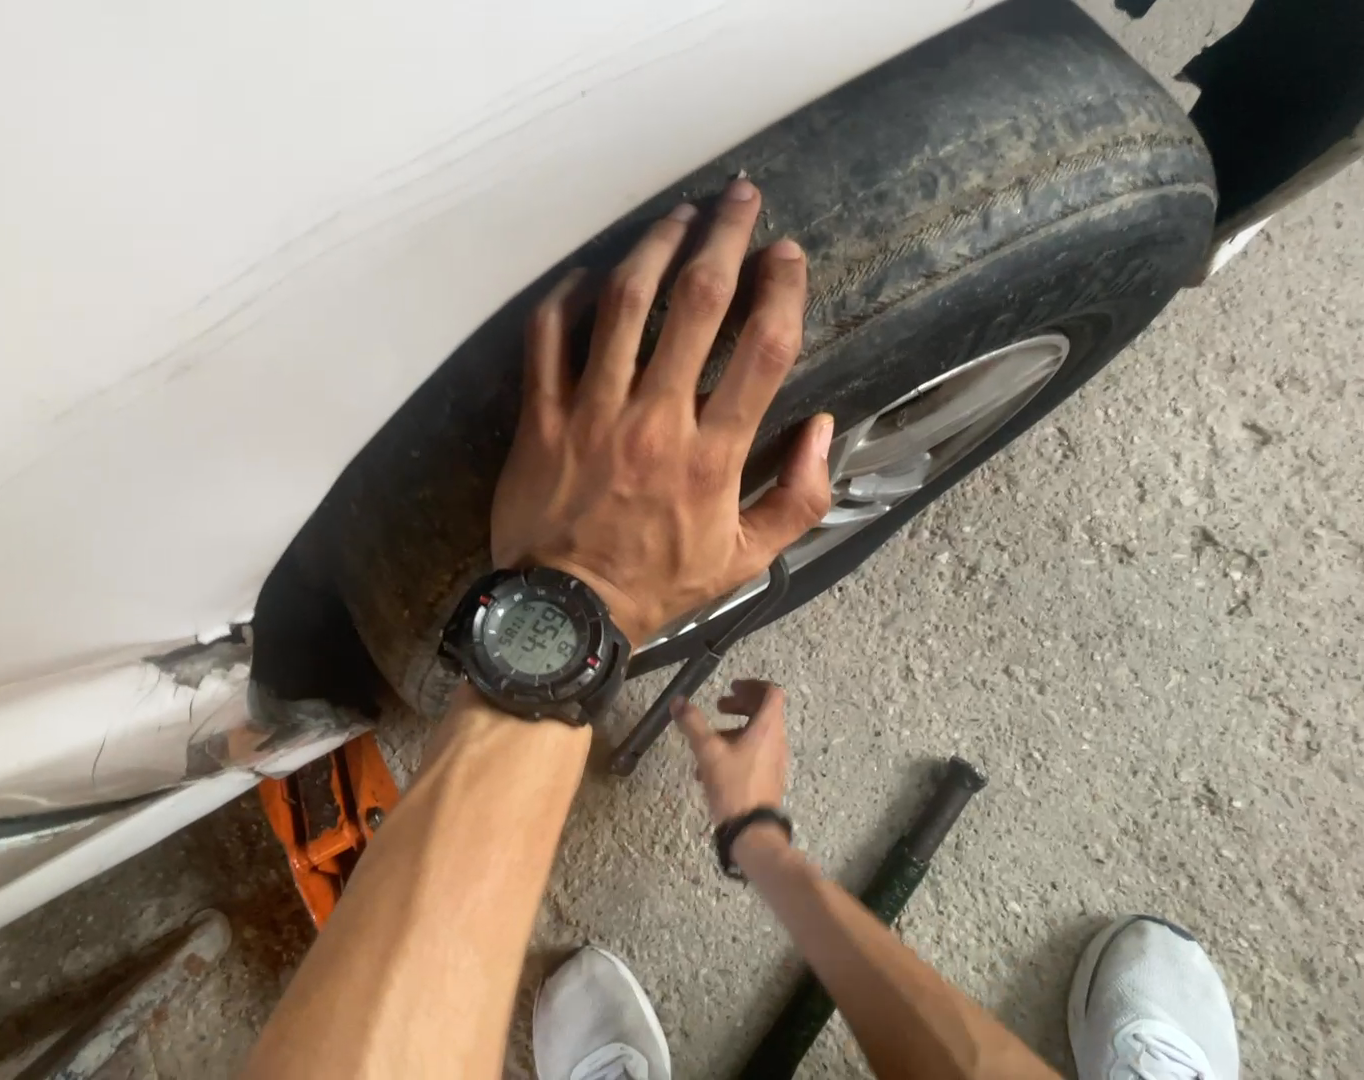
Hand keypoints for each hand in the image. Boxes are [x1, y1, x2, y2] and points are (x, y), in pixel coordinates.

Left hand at [489, 179, 834, 642]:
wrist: (566, 613)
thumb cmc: (659, 585)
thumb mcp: (747, 561)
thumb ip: (799, 499)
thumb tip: (824, 428)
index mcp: (713, 455)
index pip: (762, 349)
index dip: (783, 289)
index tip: (788, 253)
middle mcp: (655, 419)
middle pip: (697, 305)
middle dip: (725, 238)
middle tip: (739, 197)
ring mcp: (590, 414)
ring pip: (622, 306)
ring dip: (653, 248)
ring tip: (677, 216)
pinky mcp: (539, 419)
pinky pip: (547, 339)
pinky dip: (565, 297)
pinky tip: (589, 273)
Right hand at [671, 679, 789, 825]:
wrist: (752, 832)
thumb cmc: (734, 786)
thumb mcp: (708, 752)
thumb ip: (692, 724)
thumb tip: (678, 700)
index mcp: (767, 728)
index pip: (772, 693)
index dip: (752, 685)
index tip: (731, 687)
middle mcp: (776, 741)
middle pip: (765, 711)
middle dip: (741, 704)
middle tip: (719, 706)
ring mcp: (774, 761)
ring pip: (758, 733)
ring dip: (735, 727)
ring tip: (710, 738)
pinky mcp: (768, 777)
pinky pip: (756, 752)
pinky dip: (737, 747)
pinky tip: (711, 767)